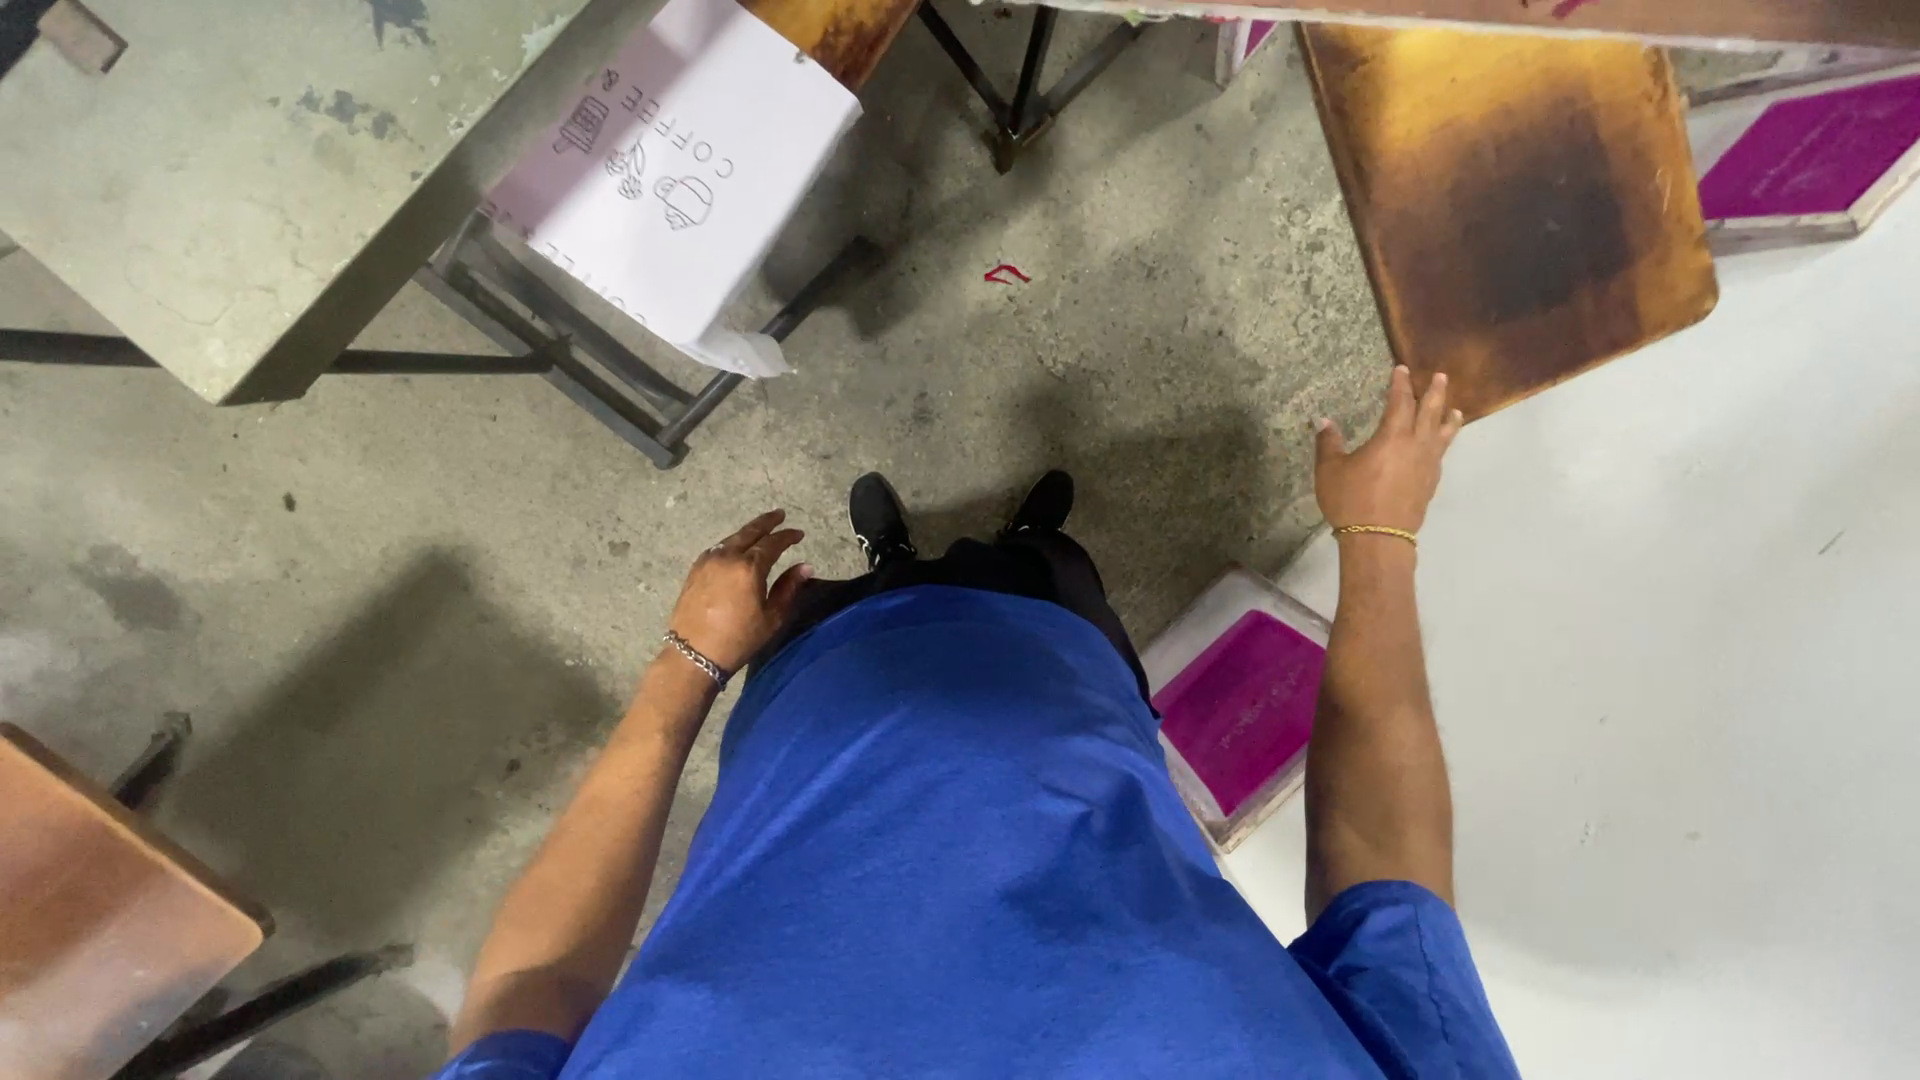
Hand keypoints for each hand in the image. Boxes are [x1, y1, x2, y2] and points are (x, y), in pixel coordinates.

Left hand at [664, 510, 812, 673]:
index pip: (772, 543)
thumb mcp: (772, 616)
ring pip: (732, 538)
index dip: (787, 536)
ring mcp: (707, 561)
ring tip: (761, 529)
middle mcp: (727, 557)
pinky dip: (732, 542)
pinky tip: (738, 546)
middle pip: (750, 532)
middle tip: (780, 515)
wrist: (694, 654)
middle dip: (767, 522)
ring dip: (748, 531)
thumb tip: (805, 566)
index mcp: (749, 567)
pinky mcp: (695, 570)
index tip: (799, 534)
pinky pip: (718, 548)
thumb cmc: (739, 639)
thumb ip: (789, 587)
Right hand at [1314, 365, 1462, 533]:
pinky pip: (1441, 453)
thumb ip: (1328, 443)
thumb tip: (1324, 422)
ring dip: (1448, 417)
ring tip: (1455, 409)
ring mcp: (1428, 464)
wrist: (1378, 537)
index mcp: (1392, 436)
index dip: (1400, 384)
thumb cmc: (1350, 499)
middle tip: (1440, 376)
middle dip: (1434, 392)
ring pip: (1443, 433)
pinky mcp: (1431, 482)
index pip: (1400, 402)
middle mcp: (1417, 445)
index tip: (1401, 370)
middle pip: (1430, 411)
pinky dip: (1443, 441)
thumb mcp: (1330, 470)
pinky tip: (1439, 445)